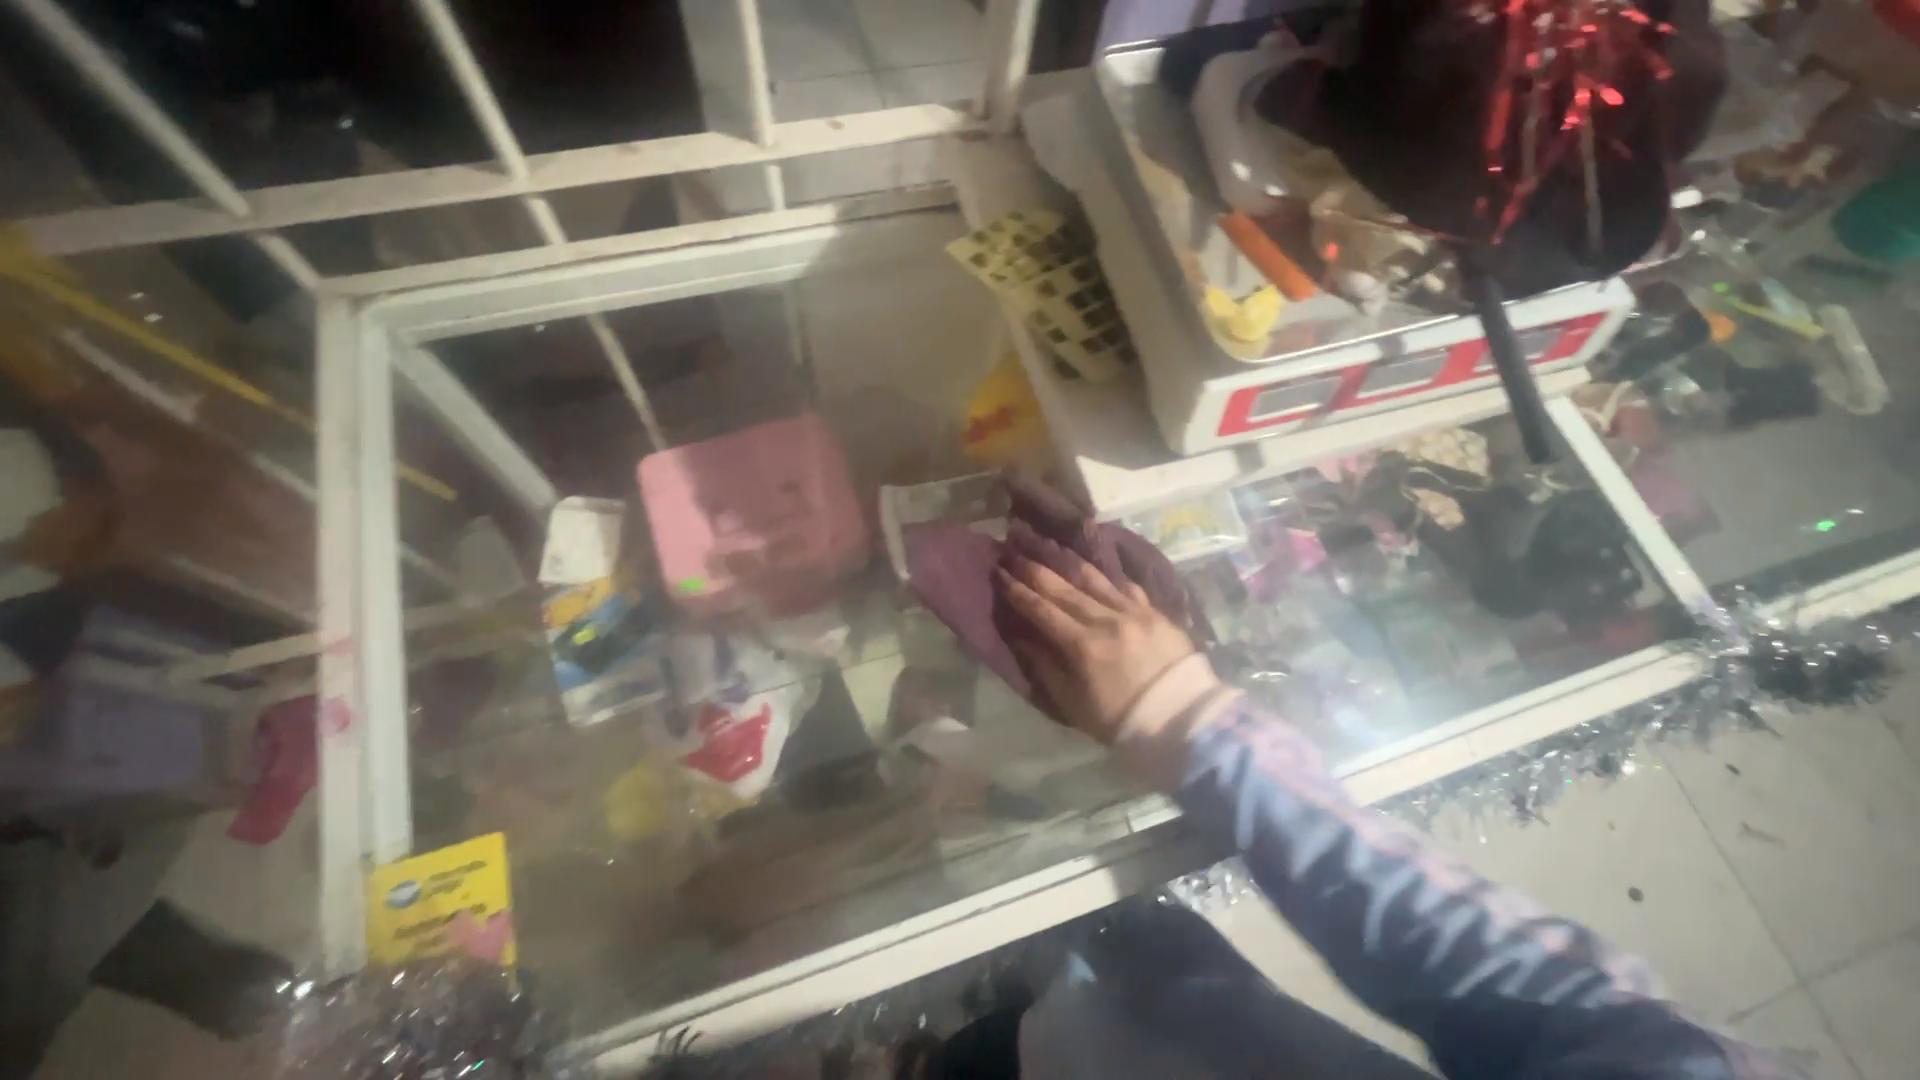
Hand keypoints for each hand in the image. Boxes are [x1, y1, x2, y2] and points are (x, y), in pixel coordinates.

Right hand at [997, 556, 1197, 743]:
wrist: (1183, 722)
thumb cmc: (1121, 721)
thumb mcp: (1073, 704)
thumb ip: (1045, 666)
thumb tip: (1020, 636)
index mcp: (1082, 645)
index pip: (1041, 609)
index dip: (1017, 590)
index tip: (998, 572)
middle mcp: (1106, 620)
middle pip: (1064, 588)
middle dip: (1035, 569)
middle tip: (1014, 552)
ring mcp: (1134, 612)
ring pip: (1095, 579)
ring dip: (1068, 563)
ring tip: (1049, 548)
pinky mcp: (1156, 612)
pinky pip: (1126, 586)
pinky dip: (1107, 575)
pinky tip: (1096, 567)